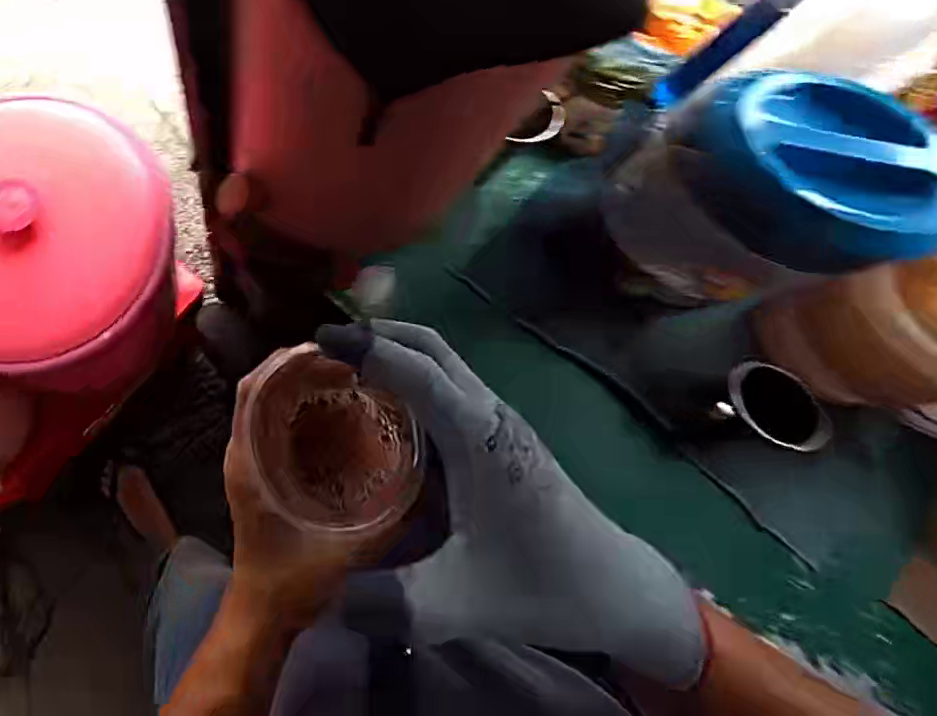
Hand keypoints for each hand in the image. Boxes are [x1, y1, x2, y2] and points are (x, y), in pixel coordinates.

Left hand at [221, 346, 387, 629]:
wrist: (262, 614)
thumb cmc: (290, 581)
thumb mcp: (342, 549)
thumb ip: (382, 519)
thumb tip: (419, 480)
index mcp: (249, 459)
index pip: (254, 389)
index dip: (286, 363)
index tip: (327, 354)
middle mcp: (243, 449)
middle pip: (261, 385)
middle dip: (298, 366)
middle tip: (344, 362)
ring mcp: (249, 456)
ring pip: (266, 398)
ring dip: (298, 381)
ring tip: (341, 374)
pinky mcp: (259, 465)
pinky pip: (274, 416)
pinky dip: (299, 401)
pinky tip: (332, 405)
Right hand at [318, 320, 706, 688]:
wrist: (617, 586)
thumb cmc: (545, 584)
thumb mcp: (467, 601)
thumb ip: (400, 603)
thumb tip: (331, 603)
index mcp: (478, 434)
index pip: (417, 369)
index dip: (367, 346)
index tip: (320, 339)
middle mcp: (487, 411)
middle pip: (429, 345)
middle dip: (377, 333)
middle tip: (328, 346)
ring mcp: (497, 416)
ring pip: (441, 357)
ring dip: (395, 348)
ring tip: (348, 365)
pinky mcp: (500, 430)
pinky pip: (448, 379)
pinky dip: (411, 369)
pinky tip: (389, 403)